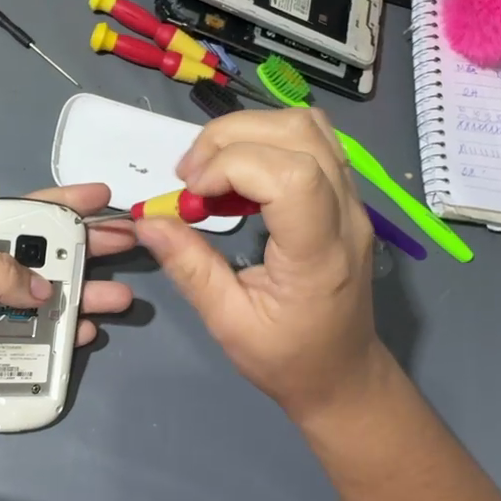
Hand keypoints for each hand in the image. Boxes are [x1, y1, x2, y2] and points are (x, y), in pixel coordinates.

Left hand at [0, 183, 138, 421]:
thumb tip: (47, 291)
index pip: (22, 215)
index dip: (64, 203)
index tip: (103, 196)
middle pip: (44, 258)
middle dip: (87, 251)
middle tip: (129, 245)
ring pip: (47, 301)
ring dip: (83, 298)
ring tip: (119, 300)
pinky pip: (36, 339)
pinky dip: (62, 336)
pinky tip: (85, 334)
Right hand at [136, 109, 383, 420]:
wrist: (343, 375)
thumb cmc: (287, 359)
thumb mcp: (228, 323)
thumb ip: (189, 267)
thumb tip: (148, 220)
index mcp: (318, 254)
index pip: (290, 174)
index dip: (231, 165)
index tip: (190, 196)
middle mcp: (346, 215)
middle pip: (298, 132)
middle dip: (230, 139)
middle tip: (188, 179)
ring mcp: (352, 201)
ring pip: (308, 125)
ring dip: (248, 133)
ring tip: (210, 171)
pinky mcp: (346, 197)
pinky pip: (313, 142)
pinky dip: (267, 142)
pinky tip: (239, 176)